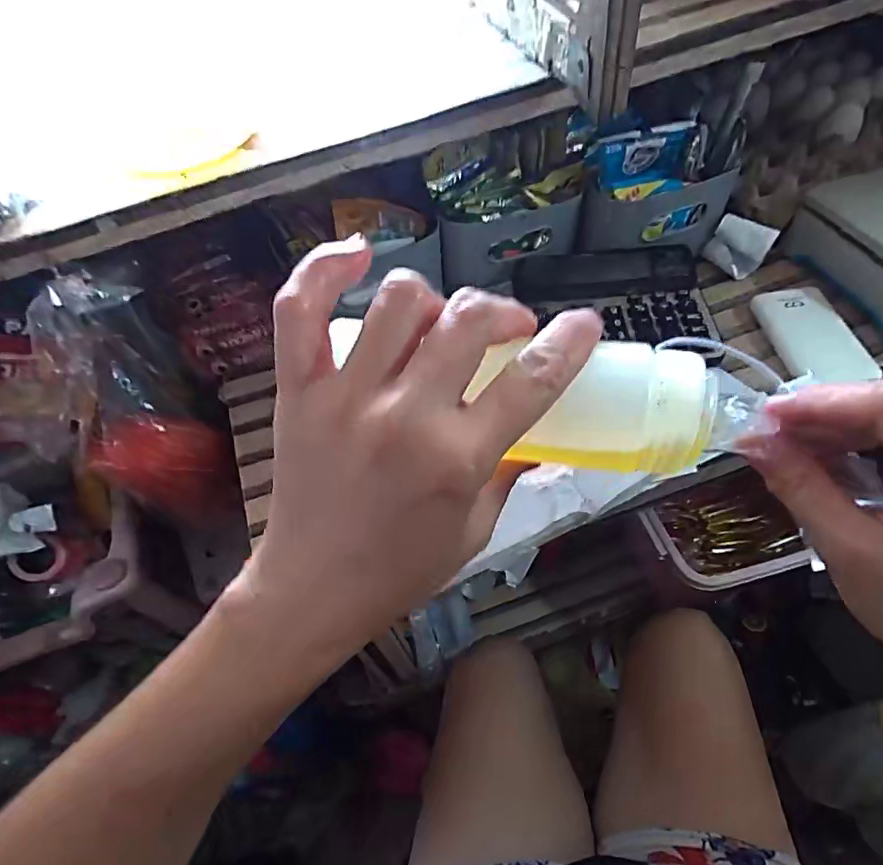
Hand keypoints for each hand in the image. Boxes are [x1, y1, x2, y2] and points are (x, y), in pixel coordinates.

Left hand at [240, 236, 601, 653]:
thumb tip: (538, 438)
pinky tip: (359, 257)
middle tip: (510, 329)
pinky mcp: (298, 391)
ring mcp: (346, 397)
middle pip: (470, 322)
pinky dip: (327, 269)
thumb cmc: (403, 570)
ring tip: (440, 325)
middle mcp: (405, 417)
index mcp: (457, 460)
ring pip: (400, 301)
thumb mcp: (476, 531)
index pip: (530, 381)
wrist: (314, 589)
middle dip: (505, 313)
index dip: (568, 344)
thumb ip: (508, 474)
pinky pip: (300, 309)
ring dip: (437, 301)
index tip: (584, 325)